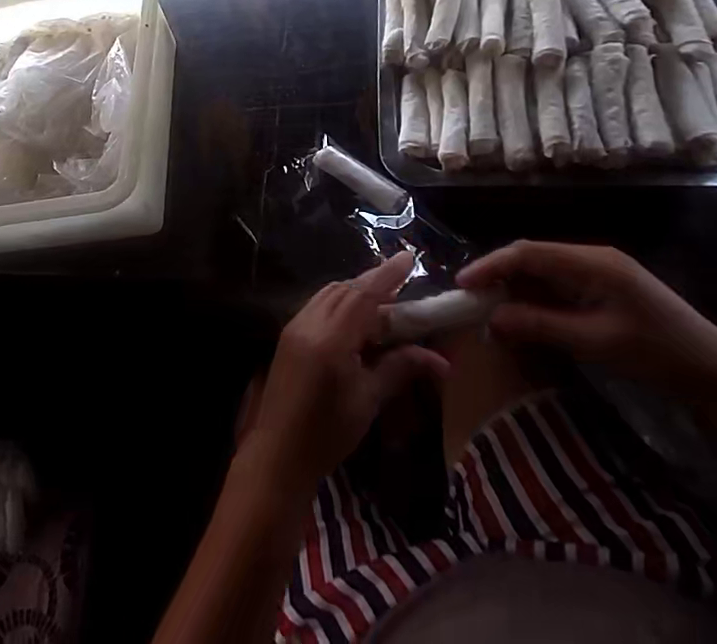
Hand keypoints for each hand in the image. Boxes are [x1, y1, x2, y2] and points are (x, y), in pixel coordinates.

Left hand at [248, 254, 449, 489]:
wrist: (276, 458)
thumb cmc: (327, 434)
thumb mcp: (368, 400)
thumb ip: (400, 368)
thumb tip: (439, 359)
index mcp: (331, 340)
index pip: (363, 295)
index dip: (387, 275)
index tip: (408, 258)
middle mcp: (308, 324)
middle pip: (345, 289)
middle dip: (373, 283)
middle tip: (401, 286)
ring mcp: (293, 329)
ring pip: (328, 294)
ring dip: (355, 291)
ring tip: (381, 301)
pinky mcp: (287, 338)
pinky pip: (317, 306)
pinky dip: (339, 302)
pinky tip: (353, 318)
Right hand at [457, 241, 716, 398]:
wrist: (716, 372)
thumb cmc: (658, 354)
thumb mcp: (595, 342)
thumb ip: (540, 325)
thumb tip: (491, 318)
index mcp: (592, 261)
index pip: (528, 253)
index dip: (491, 266)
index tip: (461, 285)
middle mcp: (593, 259)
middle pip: (534, 257)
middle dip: (499, 276)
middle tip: (469, 302)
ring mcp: (601, 275)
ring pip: (546, 273)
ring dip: (517, 289)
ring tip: (488, 311)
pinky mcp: (607, 292)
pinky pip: (561, 288)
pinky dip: (537, 300)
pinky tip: (524, 317)